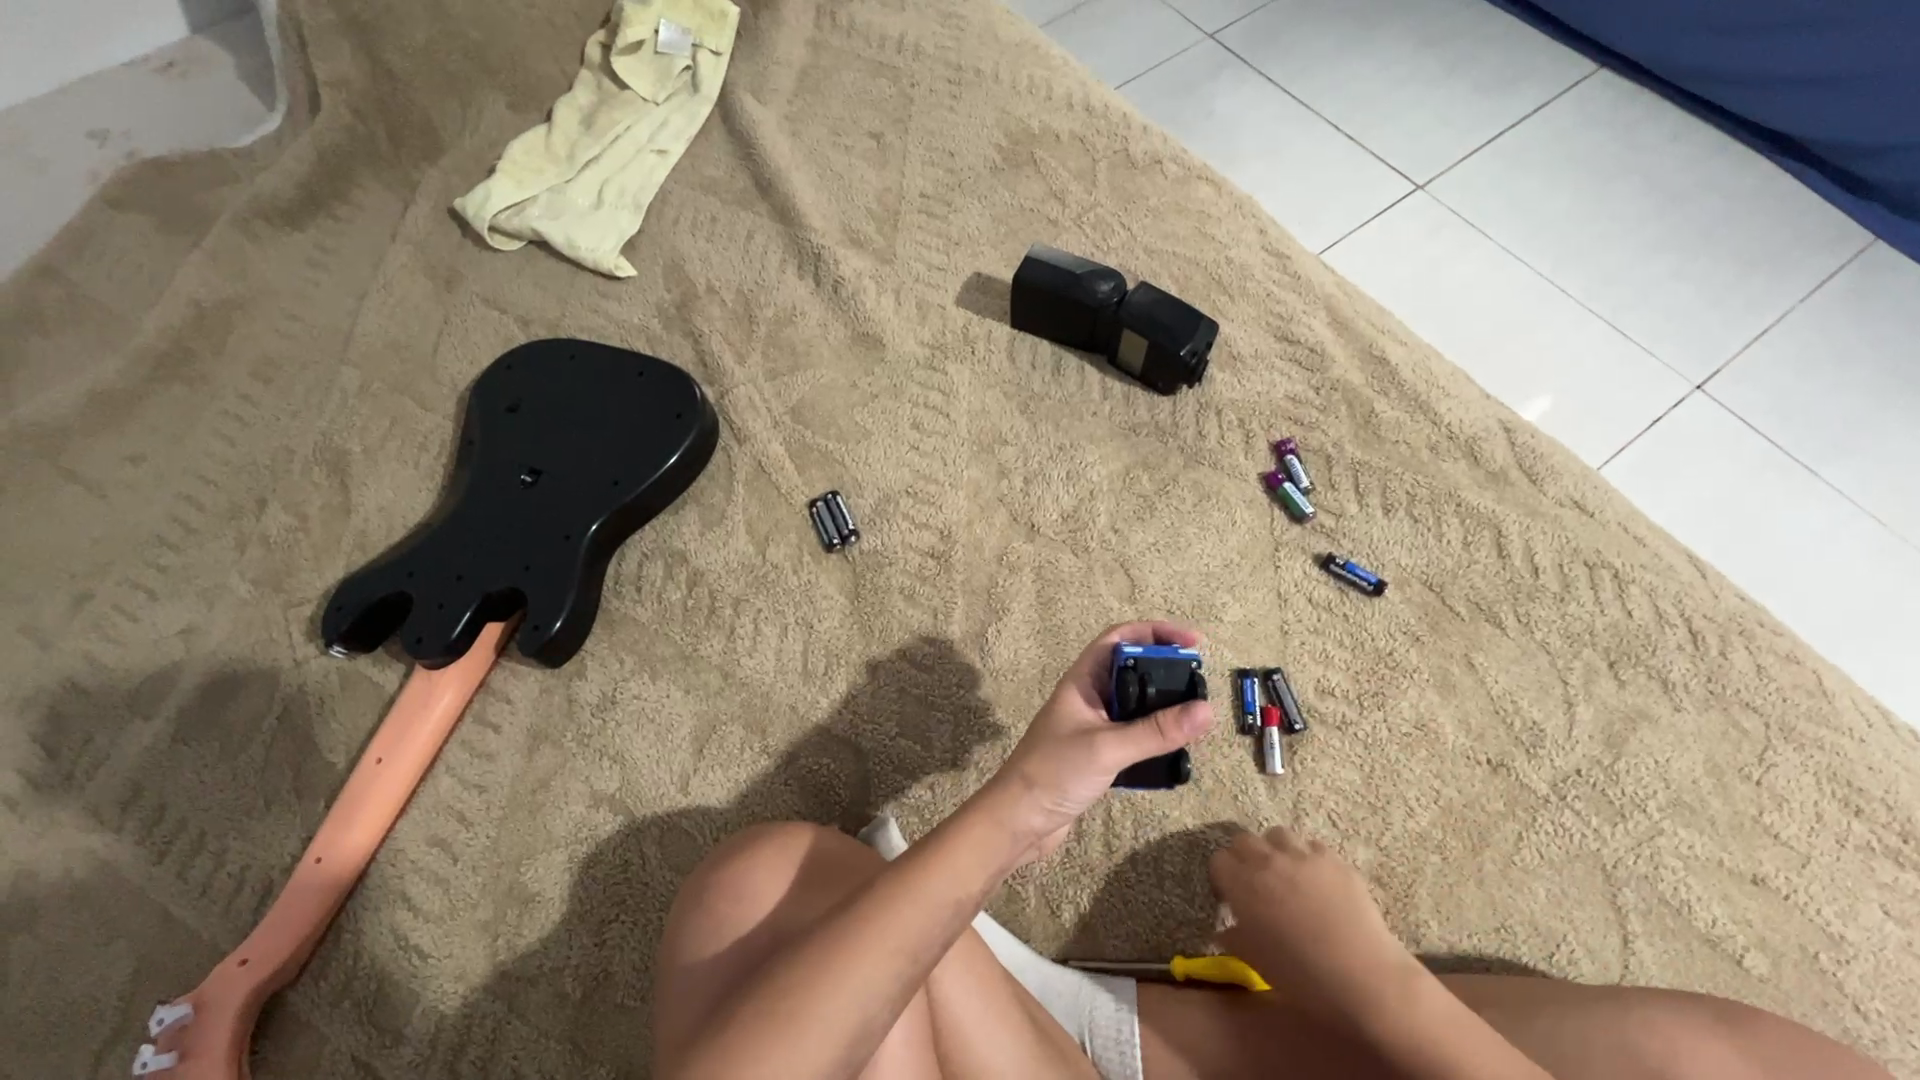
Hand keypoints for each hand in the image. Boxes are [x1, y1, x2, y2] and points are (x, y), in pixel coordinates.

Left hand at [979, 621, 1213, 865]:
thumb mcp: (1108, 748)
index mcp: (1082, 681)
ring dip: (1164, 709)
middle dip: (1167, 672)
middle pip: (1133, 671)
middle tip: (1201, 686)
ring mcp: (1093, 727)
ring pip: (1136, 706)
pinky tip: (1177, 754)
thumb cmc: (1054, 773)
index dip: (1156, 633)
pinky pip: (1134, 737)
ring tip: (1196, 721)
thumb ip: (1156, 730)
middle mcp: (1088, 699)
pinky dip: (1155, 739)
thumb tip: (1206, 710)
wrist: (1019, 820)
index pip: (1120, 639)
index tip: (1194, 641)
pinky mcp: (1098, 755)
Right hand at [1210, 827, 1419, 1026]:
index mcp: (1243, 884)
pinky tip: (1317, 881)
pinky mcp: (1334, 860)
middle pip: (1244, 840)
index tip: (1231, 895)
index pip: (1219, 860)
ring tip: (1285, 874)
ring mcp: (1303, 856)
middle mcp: (1268, 861)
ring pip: (1278, 835)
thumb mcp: (1256, 960)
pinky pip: (1312, 846)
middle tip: (1255, 882)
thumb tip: (1225, 931)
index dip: (1223, 877)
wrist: (1360, 976)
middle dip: (1244, 857)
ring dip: (1275, 850)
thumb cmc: (1300, 974)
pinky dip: (1308, 858)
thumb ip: (1236, 938)